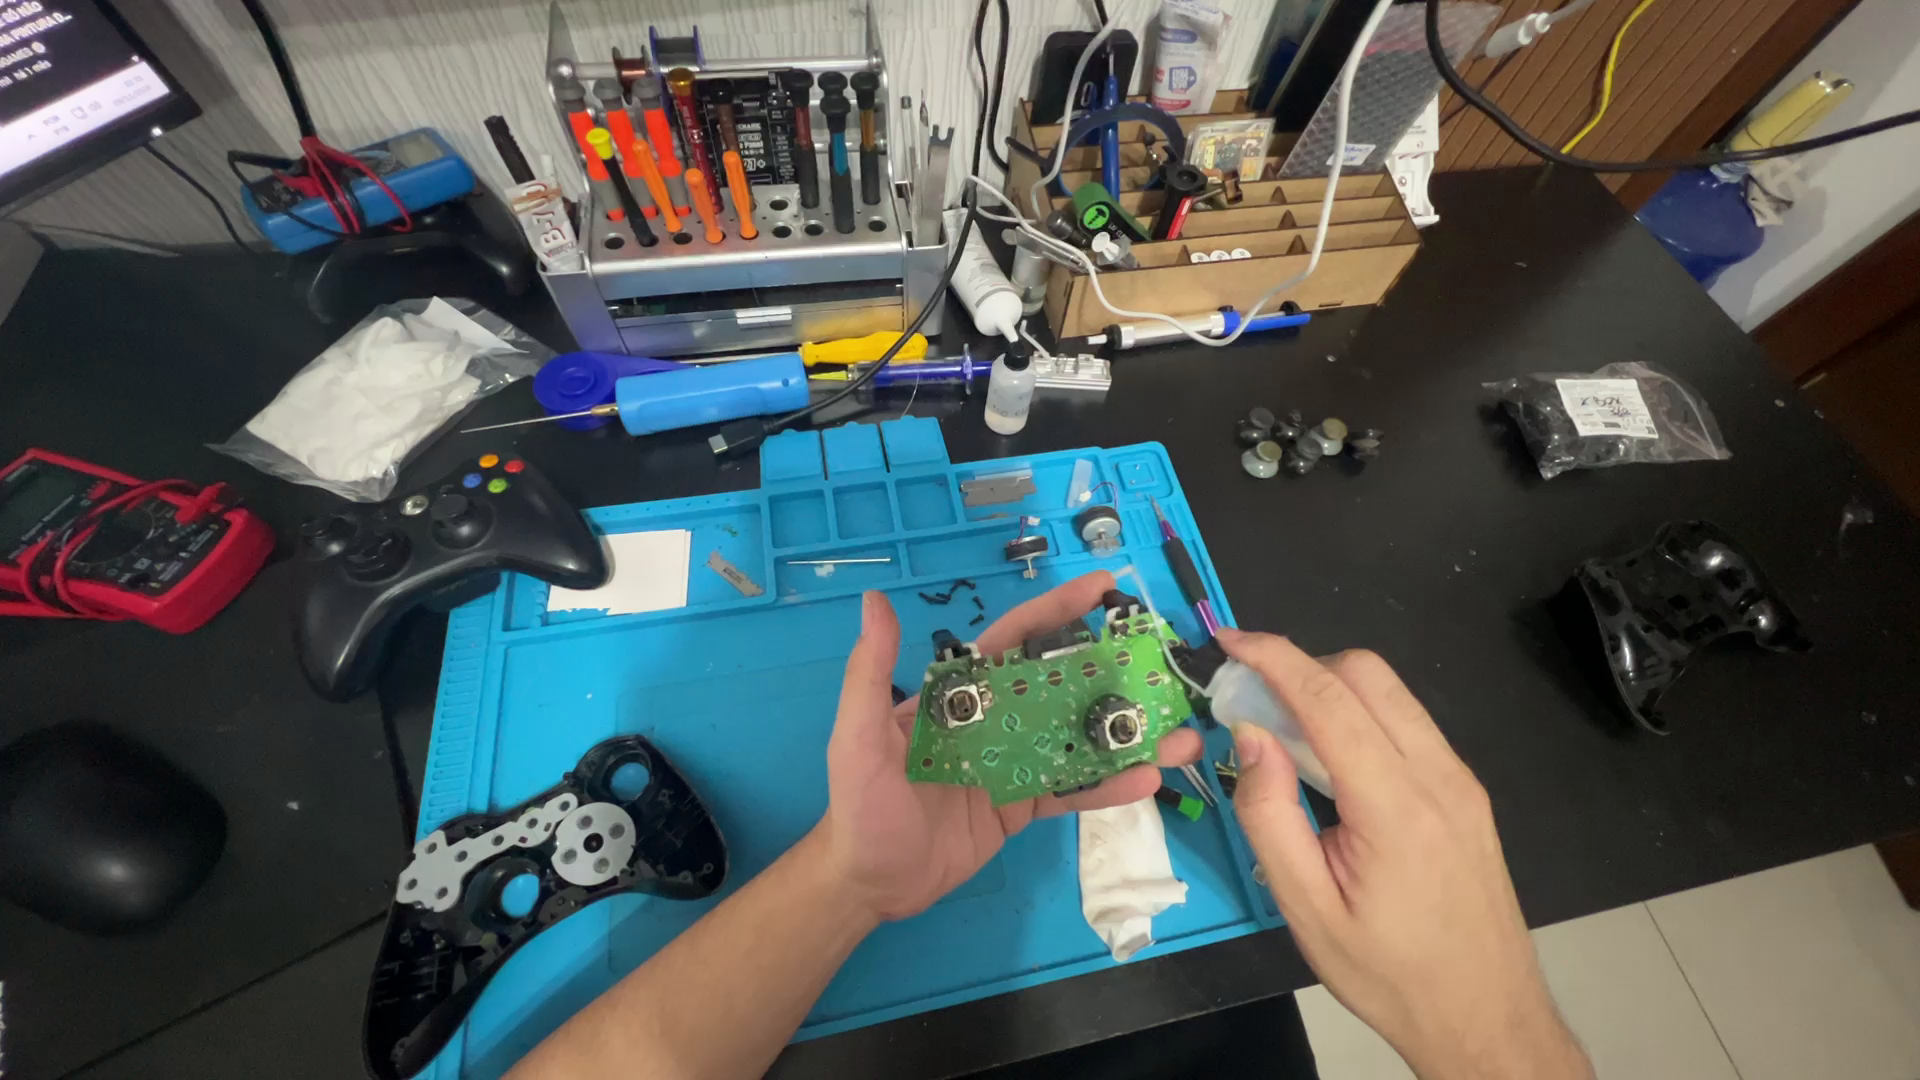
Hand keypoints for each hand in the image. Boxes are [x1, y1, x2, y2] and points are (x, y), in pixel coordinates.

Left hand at [817, 570, 1202, 920]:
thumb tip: (875, 600)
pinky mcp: (1022, 805)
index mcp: (960, 694)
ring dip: (1123, 734)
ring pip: (1075, 739)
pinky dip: (1107, 785)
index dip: (1056, 610)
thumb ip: (870, 672)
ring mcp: (1012, 762)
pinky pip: (1071, 790)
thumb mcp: (858, 734)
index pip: (1014, 640)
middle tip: (1160, 665)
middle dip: (1109, 673)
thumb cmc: (861, 802)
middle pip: (1059, 686)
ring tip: (1178, 734)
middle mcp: (993, 719)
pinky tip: (1146, 780)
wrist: (871, 882)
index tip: (1103, 587)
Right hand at [1218, 630, 1592, 1079]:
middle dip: (1300, 663)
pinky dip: (1355, 709)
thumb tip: (1249, 733)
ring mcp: (1459, 780)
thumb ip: (1268, 813)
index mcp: (1396, 807)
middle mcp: (1439, 777)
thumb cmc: (1386, 972)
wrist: (1489, 1023)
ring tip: (1281, 723)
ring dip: (1327, 683)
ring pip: (1389, 689)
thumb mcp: (1304, 907)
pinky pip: (1404, 718)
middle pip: (1366, 673)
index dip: (1272, 657)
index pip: (1328, 700)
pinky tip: (1327, 753)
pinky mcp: (1464, 789)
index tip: (1229, 640)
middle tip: (1251, 695)